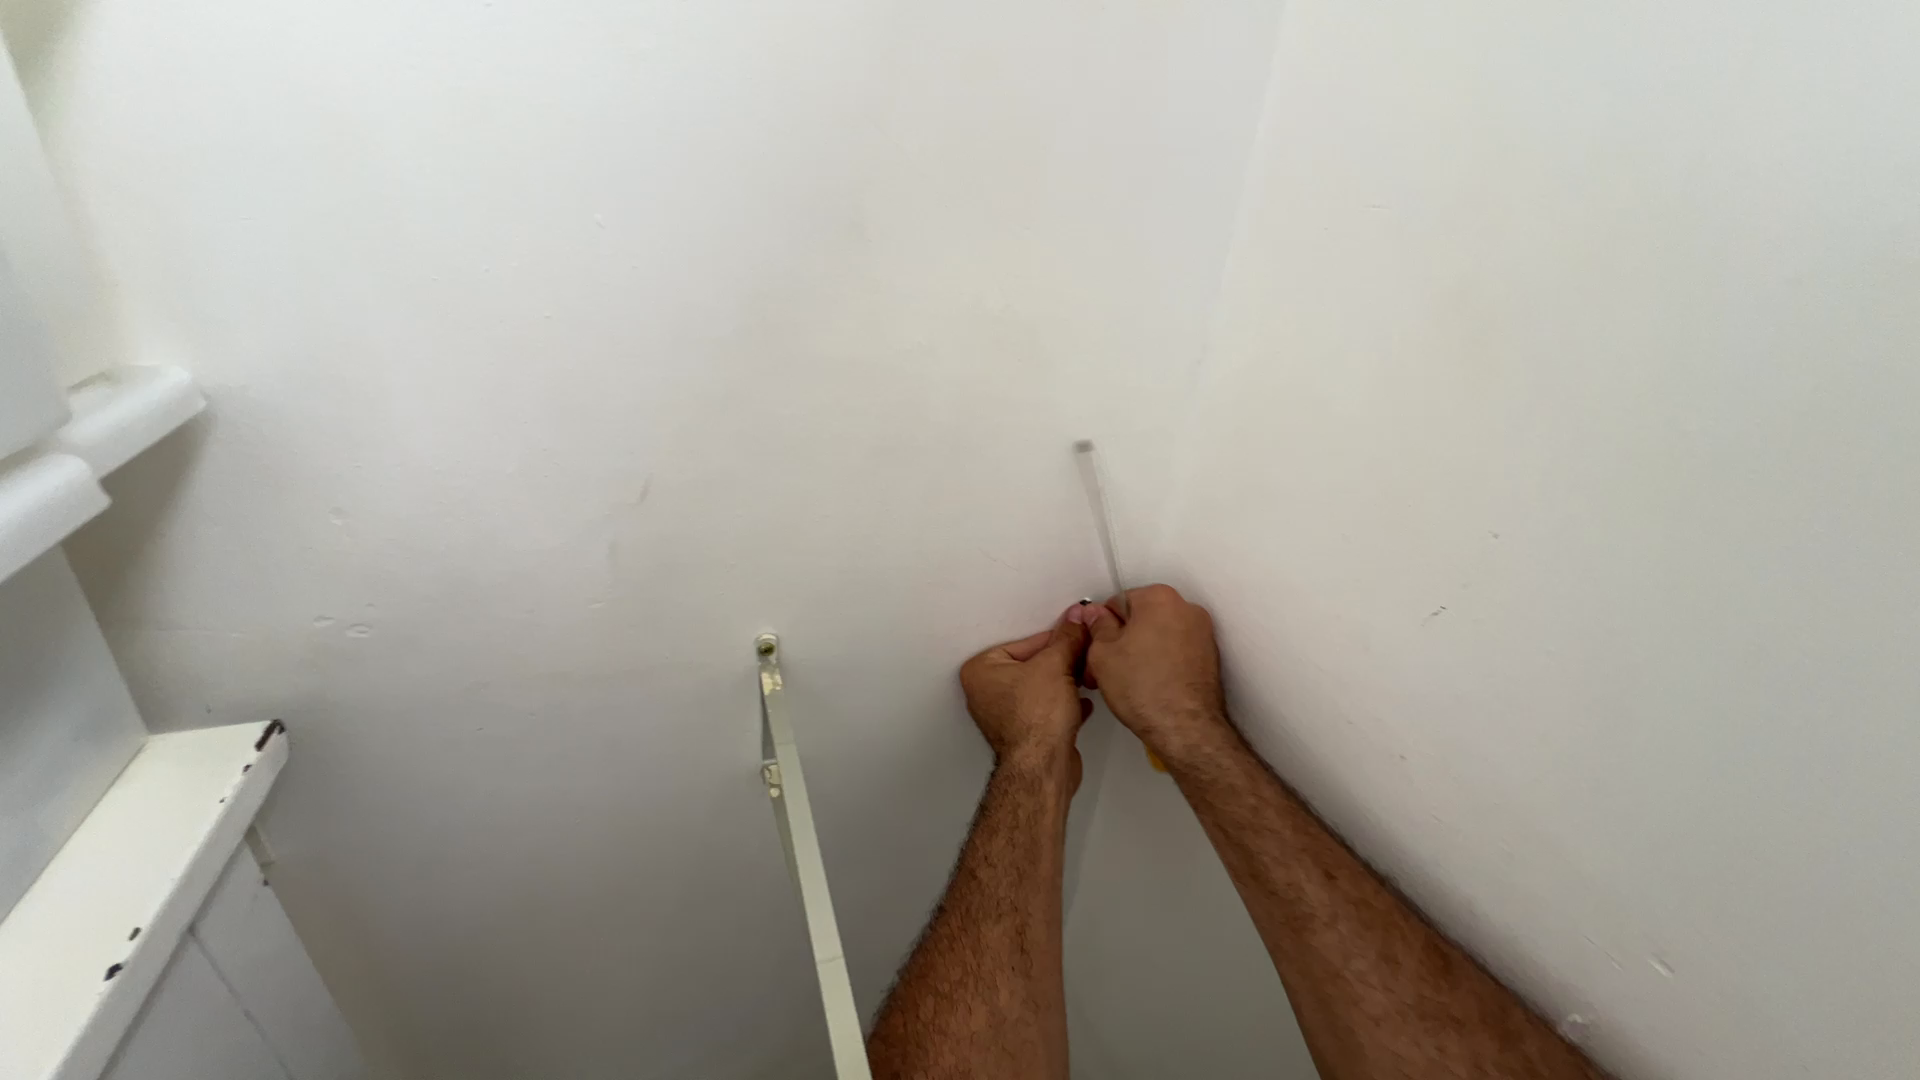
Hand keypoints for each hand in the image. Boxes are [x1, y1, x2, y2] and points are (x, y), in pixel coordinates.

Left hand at [960, 605, 1094, 780]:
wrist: (1043, 768)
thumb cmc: (1035, 719)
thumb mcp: (1056, 664)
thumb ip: (1067, 638)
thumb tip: (1075, 619)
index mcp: (981, 670)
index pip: (1025, 643)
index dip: (1056, 640)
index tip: (1075, 635)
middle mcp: (985, 692)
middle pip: (1032, 665)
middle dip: (1061, 663)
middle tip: (1082, 658)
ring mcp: (1003, 716)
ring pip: (1041, 689)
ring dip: (1065, 684)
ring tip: (1083, 680)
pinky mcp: (1022, 735)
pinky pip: (1045, 710)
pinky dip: (1063, 706)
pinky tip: (1080, 705)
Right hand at [1082, 585, 1230, 764]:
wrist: (1185, 728)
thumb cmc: (1148, 691)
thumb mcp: (1102, 653)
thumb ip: (1096, 626)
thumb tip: (1095, 616)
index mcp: (1159, 598)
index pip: (1118, 601)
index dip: (1102, 626)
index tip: (1097, 644)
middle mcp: (1186, 609)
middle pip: (1141, 617)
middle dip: (1123, 638)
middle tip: (1107, 665)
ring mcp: (1201, 634)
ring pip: (1158, 635)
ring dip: (1141, 651)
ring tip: (1127, 679)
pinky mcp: (1209, 657)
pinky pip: (1175, 651)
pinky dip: (1161, 662)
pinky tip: (1148, 684)